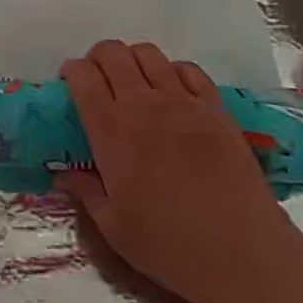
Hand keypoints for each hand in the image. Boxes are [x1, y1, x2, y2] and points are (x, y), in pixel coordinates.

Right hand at [56, 41, 302, 302]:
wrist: (239, 248)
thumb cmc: (168, 243)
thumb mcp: (114, 227)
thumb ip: (87, 192)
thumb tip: (63, 176)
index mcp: (112, 132)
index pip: (83, 79)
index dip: (72, 72)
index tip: (69, 82)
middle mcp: (144, 104)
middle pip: (114, 54)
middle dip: (98, 57)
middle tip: (97, 78)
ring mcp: (183, 100)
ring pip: (149, 54)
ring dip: (133, 59)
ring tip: (132, 81)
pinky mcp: (215, 106)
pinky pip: (188, 69)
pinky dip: (172, 70)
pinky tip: (172, 90)